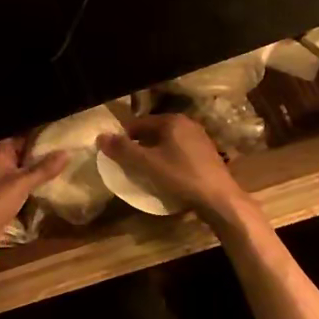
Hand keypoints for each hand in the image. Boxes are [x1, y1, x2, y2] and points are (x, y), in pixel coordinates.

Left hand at [0, 139, 67, 268]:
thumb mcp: (23, 183)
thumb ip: (44, 168)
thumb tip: (67, 152)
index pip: (26, 138)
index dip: (44, 140)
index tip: (64, 142)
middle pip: (24, 154)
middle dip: (42, 157)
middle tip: (67, 157)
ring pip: (22, 170)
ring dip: (37, 172)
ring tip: (62, 171)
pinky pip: (18, 183)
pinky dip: (30, 184)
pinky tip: (46, 187)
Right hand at [98, 114, 248, 224]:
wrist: (218, 198)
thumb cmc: (180, 176)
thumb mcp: (147, 164)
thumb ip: (123, 150)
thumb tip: (100, 136)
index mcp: (172, 120)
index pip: (139, 123)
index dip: (124, 138)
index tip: (115, 155)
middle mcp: (187, 124)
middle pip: (154, 132)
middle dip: (139, 146)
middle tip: (128, 165)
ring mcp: (200, 138)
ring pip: (168, 143)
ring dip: (154, 154)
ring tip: (145, 172)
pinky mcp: (207, 154)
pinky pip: (180, 152)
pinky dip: (169, 160)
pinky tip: (167, 176)